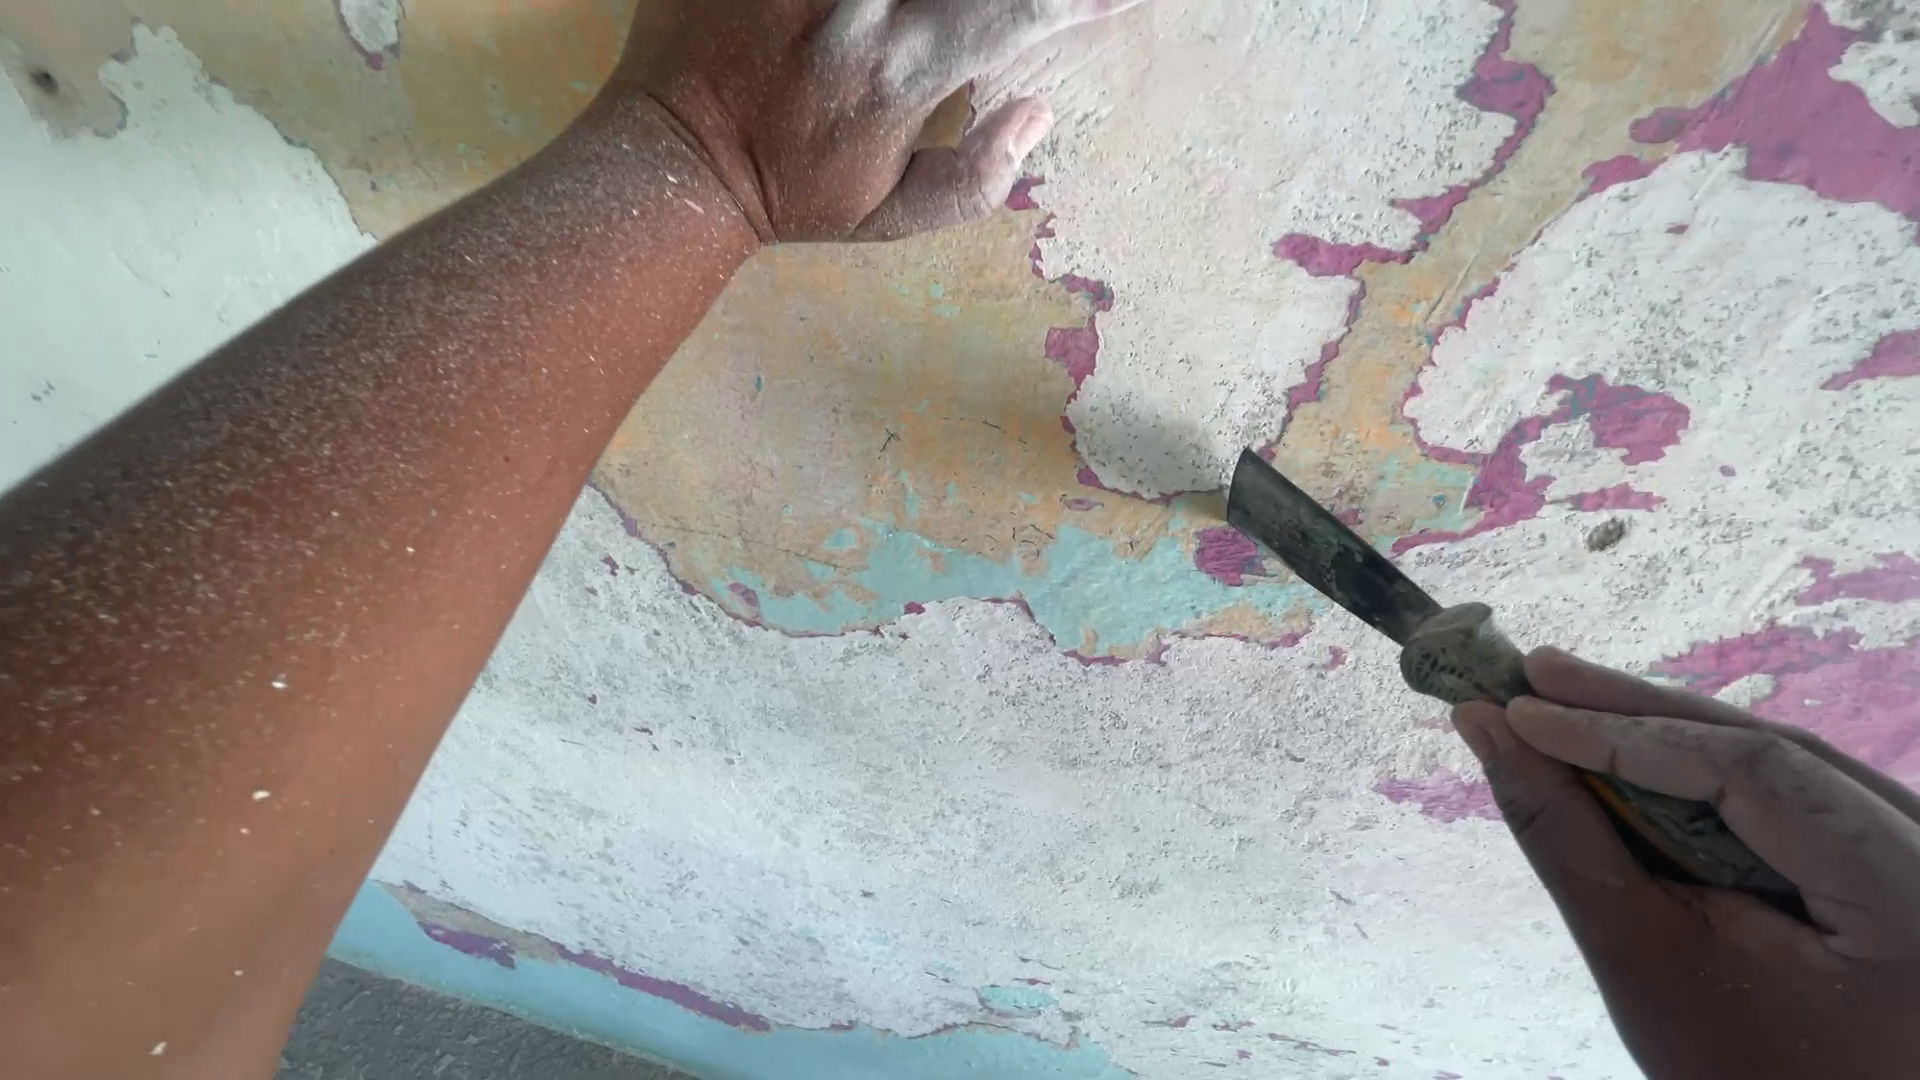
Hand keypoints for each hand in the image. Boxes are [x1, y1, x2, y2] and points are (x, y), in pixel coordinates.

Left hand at [609, 0, 1143, 243]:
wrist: (683, 156)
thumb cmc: (795, 194)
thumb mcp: (888, 220)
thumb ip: (971, 182)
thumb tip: (1035, 115)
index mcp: (901, 74)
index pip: (1016, 13)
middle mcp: (864, 2)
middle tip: (1052, 4)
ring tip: (964, 19)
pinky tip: (900, 13)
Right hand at [1452, 648, 1919, 1079]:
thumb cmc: (1733, 1061)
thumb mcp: (1629, 948)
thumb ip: (1555, 828)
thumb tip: (1478, 721)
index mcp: (1914, 900)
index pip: (1756, 772)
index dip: (1622, 732)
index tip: (1517, 710)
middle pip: (1772, 749)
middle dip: (1633, 709)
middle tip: (1530, 672)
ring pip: (1776, 758)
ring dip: (1655, 726)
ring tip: (1557, 695)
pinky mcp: (1888, 856)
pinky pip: (1784, 787)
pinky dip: (1689, 762)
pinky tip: (1621, 743)